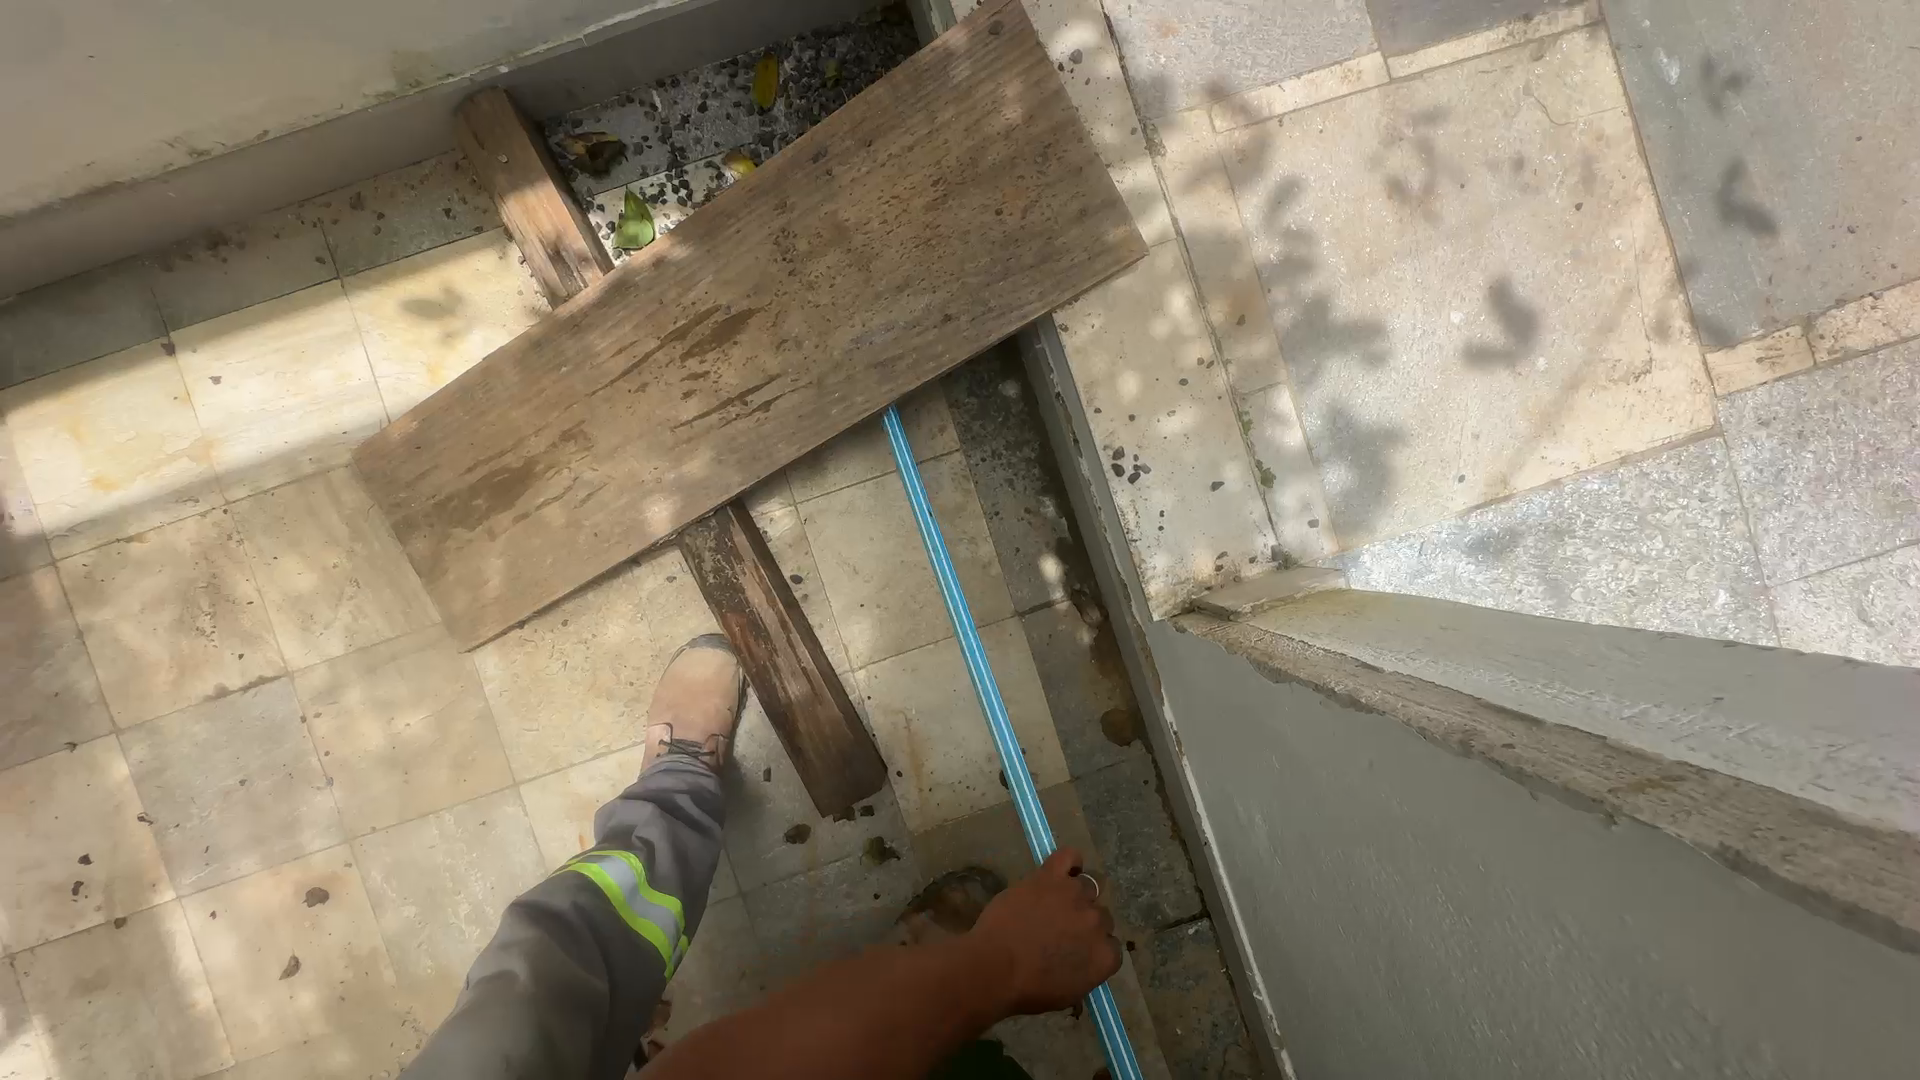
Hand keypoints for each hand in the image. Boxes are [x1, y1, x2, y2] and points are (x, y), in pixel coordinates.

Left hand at [967, 848, 1120, 1015]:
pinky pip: (1070, 856)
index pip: (1113, 946)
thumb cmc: (1029, 988)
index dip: (1095, 946)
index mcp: (1104, 956)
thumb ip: (1086, 971)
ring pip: (1088, 886)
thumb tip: (1084, 959)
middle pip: (1102, 915)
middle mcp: (1097, 922)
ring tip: (1055, 903)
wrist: (997, 965)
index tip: (1079, 950)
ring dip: (1075, 895)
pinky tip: (1063, 870)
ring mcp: (1076, 895)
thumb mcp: (1068, 992)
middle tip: (1063, 928)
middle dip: (1085, 921)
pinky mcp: (1052, 876)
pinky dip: (1070, 861)